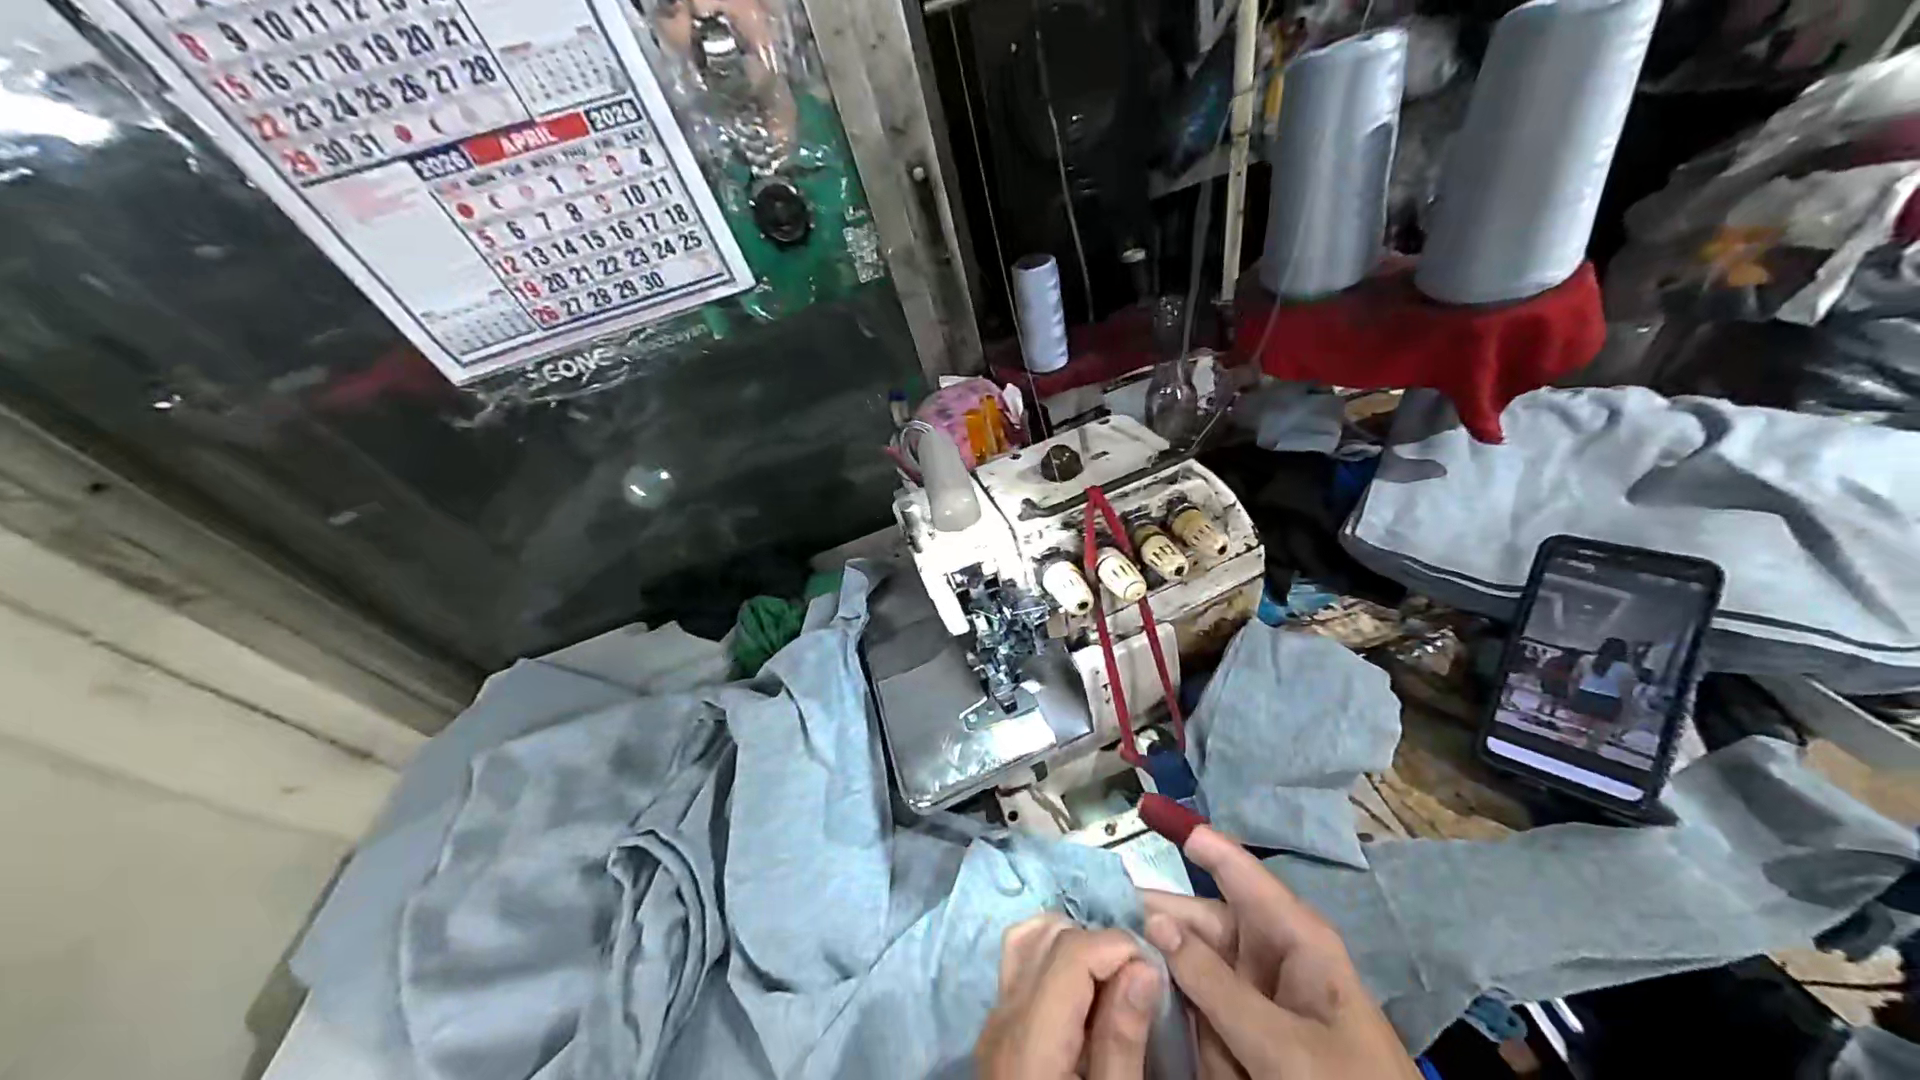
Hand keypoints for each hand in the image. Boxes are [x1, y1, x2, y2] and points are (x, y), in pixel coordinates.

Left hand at [975, 913, 1164, 1079]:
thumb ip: (1123, 1038)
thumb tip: (1143, 966)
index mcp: (1030, 1039)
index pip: (1071, 953)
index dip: (1117, 946)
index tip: (1155, 970)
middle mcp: (1003, 1017)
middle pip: (1048, 939)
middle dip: (1099, 943)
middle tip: (1140, 979)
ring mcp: (993, 1021)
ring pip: (1026, 941)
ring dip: (1072, 942)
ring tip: (1112, 977)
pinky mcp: (996, 1031)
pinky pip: (1018, 965)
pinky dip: (1051, 956)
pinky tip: (1082, 987)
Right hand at [1142, 826, 1420, 1079]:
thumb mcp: (1281, 1045)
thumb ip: (1213, 983)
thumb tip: (1155, 921)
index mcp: (1292, 934)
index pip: (1235, 868)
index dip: (1193, 836)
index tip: (1146, 809)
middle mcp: (1270, 949)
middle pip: (1199, 917)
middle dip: (1158, 920)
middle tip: (1103, 920)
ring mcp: (1258, 987)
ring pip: (1193, 960)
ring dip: (1167, 973)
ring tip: (1124, 971)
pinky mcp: (1248, 1022)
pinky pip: (1201, 1000)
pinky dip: (1182, 1009)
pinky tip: (1153, 1010)